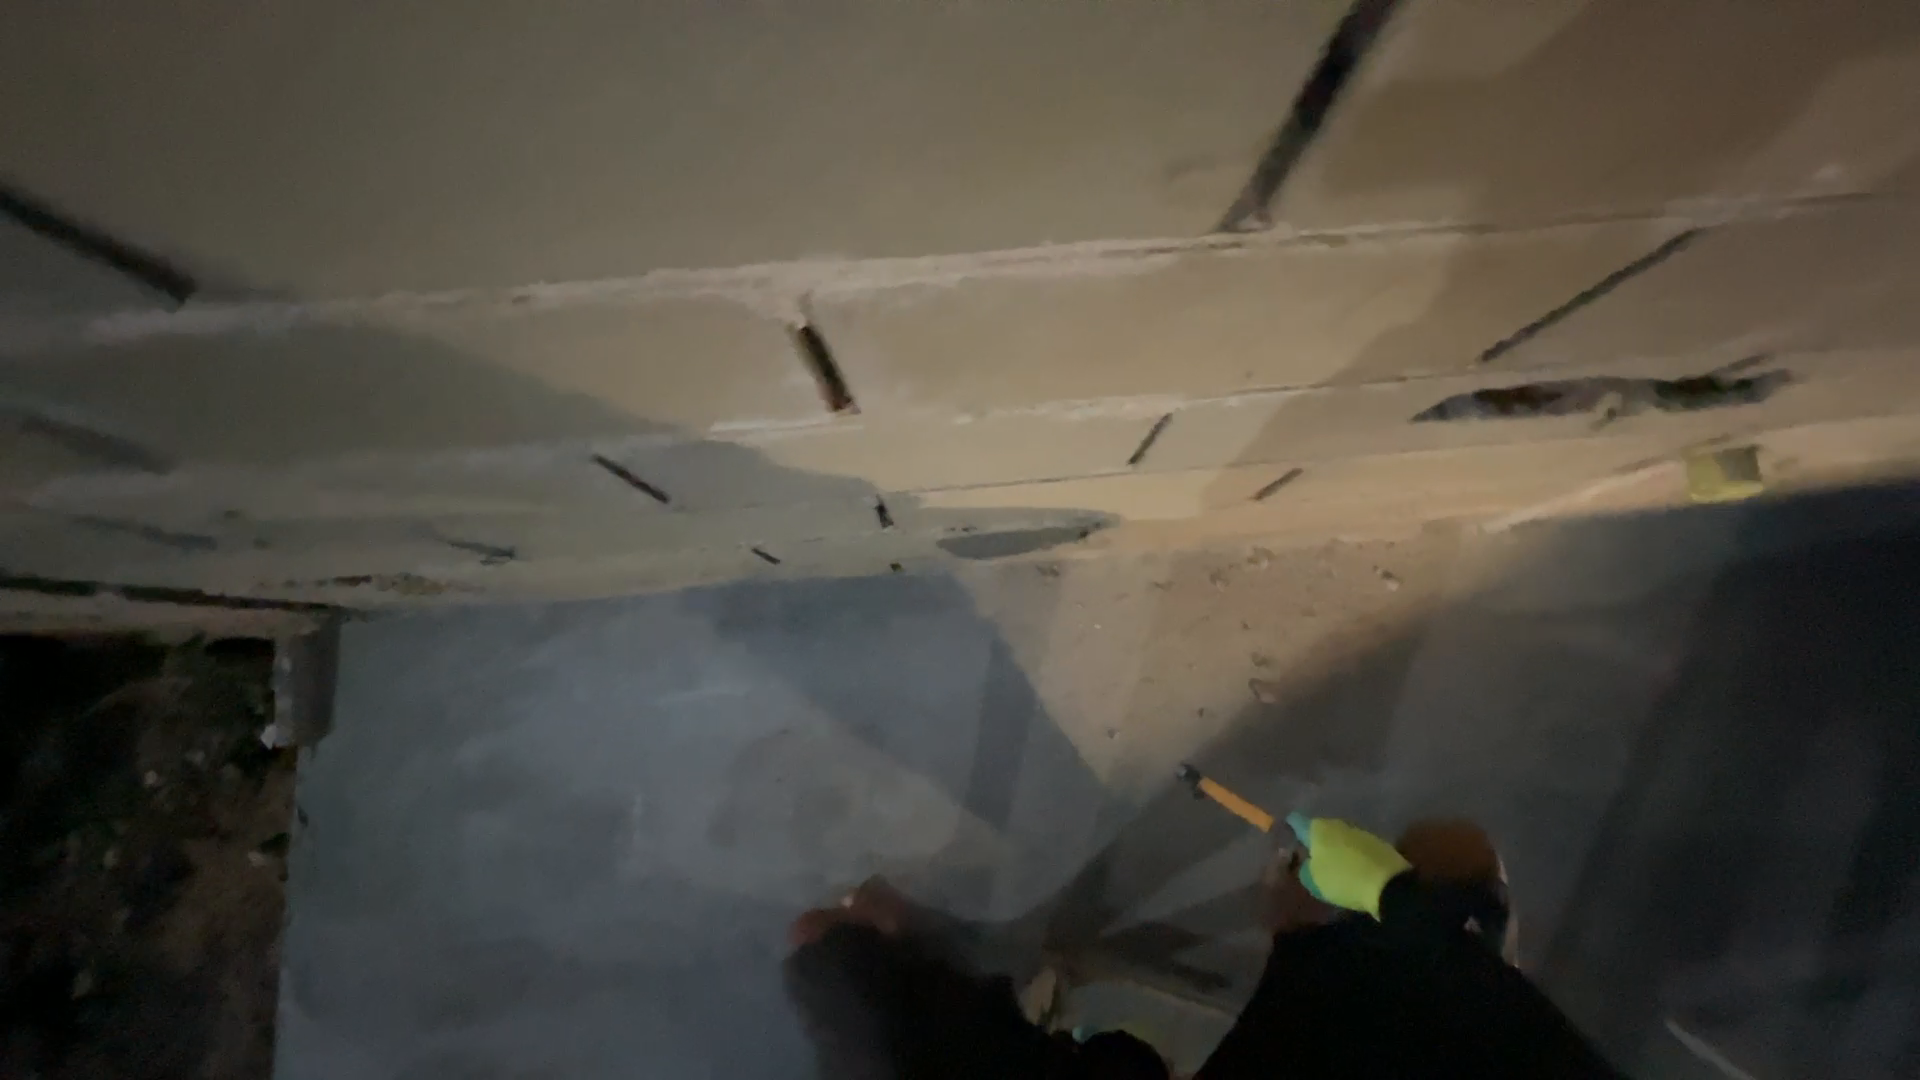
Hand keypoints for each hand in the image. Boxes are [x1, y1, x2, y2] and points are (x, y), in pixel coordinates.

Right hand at [1285, 813, 1411, 918]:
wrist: (1390, 887)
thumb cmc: (1343, 879)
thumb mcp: (1313, 880)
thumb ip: (1303, 869)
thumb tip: (1307, 863)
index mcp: (1316, 827)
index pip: (1294, 821)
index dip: (1288, 830)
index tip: (1287, 842)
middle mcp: (1337, 823)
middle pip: (1320, 829)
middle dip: (1315, 841)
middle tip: (1312, 859)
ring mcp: (1360, 831)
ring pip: (1340, 837)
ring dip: (1336, 848)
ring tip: (1335, 866)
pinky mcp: (1379, 844)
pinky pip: (1358, 847)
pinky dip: (1354, 855)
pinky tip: (1355, 870)